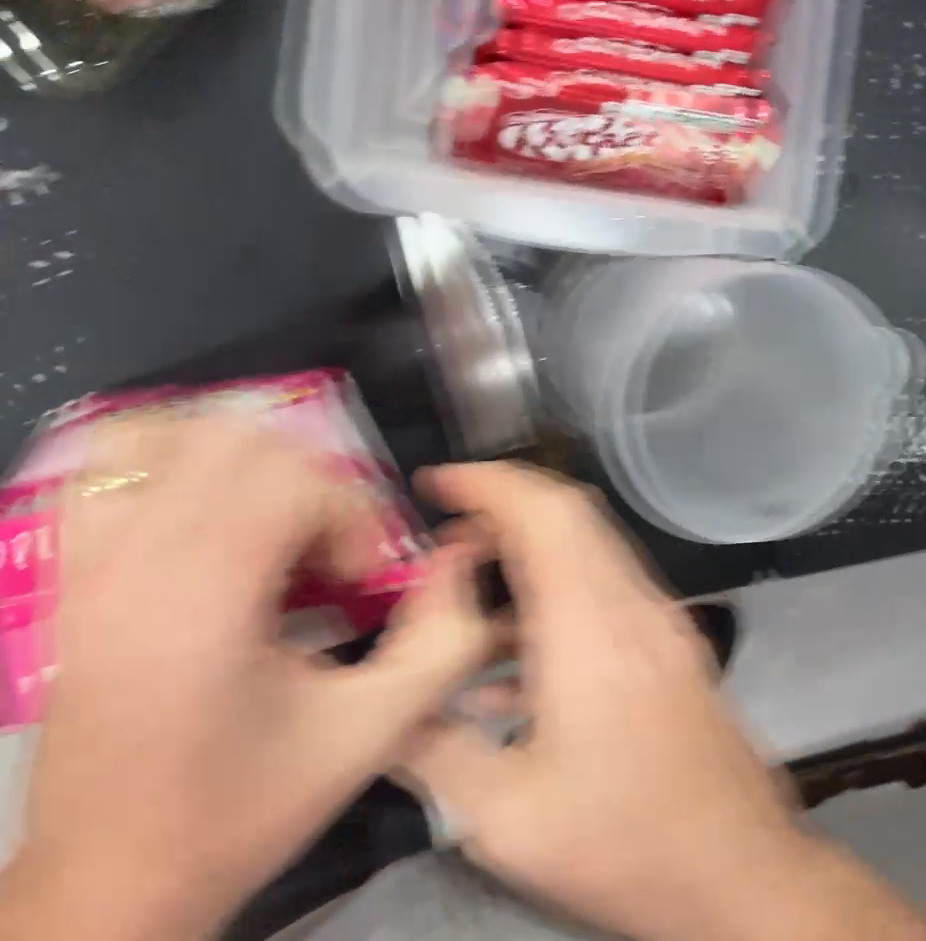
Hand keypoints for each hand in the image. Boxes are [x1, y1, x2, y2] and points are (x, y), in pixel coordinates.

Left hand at [0, 414, 492, 940]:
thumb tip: (469, 554)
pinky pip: (105, 473)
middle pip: (235, 444)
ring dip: (242, 462)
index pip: (292, 482)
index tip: (366, 580)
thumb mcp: (381, 724)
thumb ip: (445, 632)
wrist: (121, 877)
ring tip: (281, 521)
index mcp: (203, 604)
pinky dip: (173, 469)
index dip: (354, 516)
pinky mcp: (67, 583)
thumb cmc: (254, 802)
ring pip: (159, 437)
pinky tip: (220, 520)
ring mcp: (84, 572)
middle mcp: (129, 571)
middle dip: (311, 485)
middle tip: (331, 552)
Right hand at [394, 463, 809, 940]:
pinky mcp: (678, 657)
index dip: (493, 484)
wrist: (738, 864)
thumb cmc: (623, 842)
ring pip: (598, 561)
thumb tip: (389, 711)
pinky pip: (615, 601)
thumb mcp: (505, 814)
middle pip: (578, 524)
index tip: (438, 481)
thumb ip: (436, 750)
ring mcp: (668, 631)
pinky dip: (564, 604)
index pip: (550, 517)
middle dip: (507, 513)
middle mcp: (641, 612)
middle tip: (440, 541)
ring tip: (467, 606)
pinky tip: (519, 668)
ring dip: (535, 562)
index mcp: (595, 631)